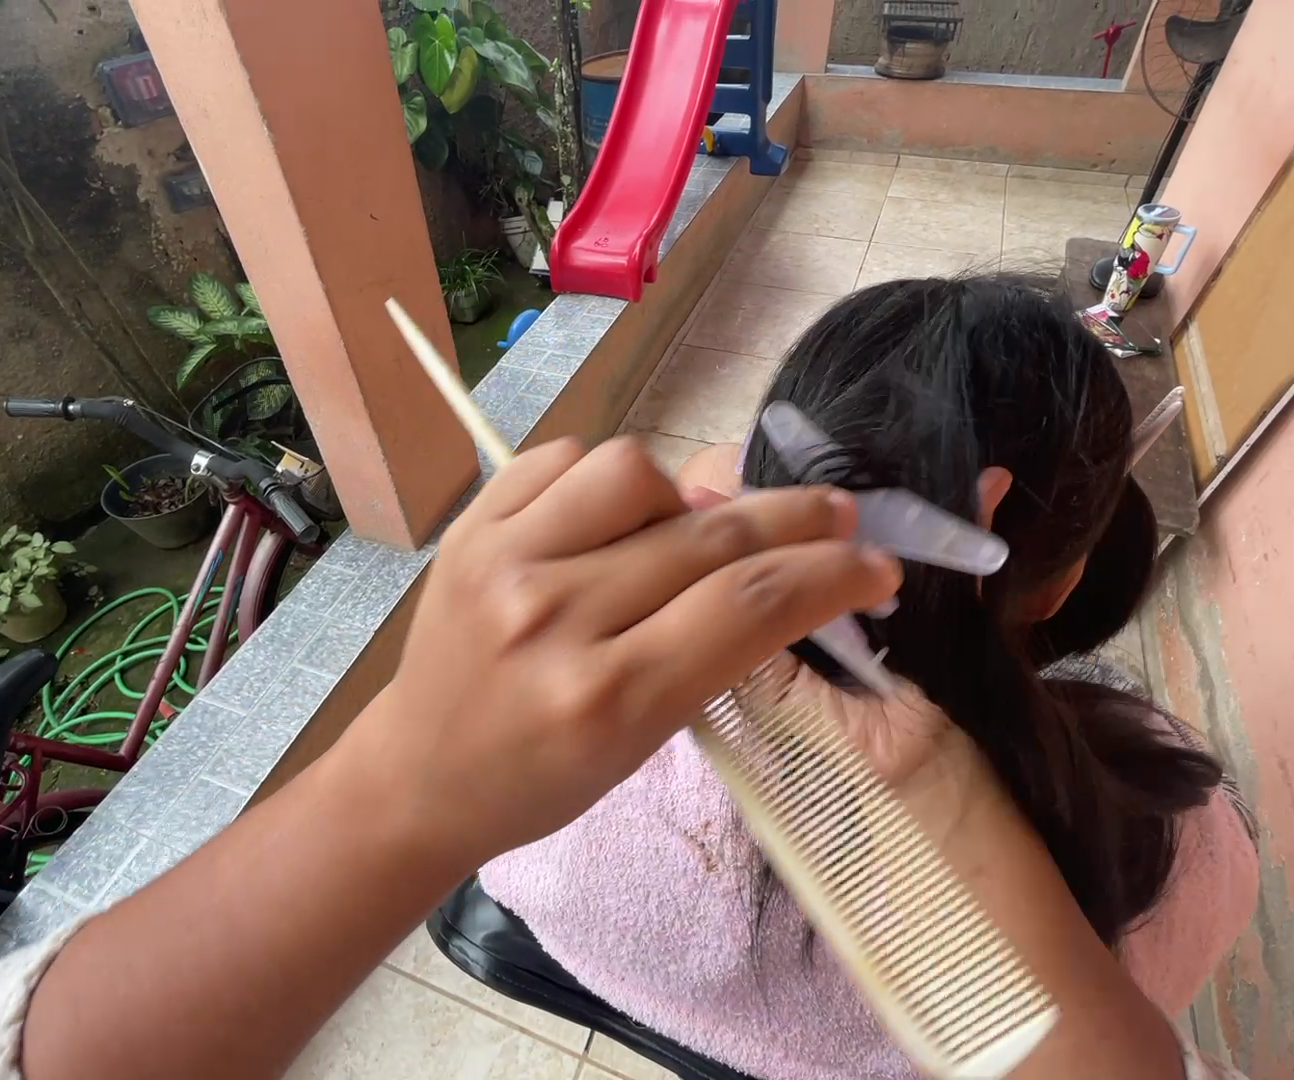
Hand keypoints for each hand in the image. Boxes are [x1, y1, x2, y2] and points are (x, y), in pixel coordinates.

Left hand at [336, 436, 901, 868]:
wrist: (420, 774)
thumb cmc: (542, 777)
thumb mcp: (644, 739)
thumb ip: (708, 643)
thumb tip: (759, 539)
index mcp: (607, 699)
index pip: (745, 606)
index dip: (828, 575)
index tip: (873, 565)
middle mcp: (553, 619)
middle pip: (707, 536)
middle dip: (794, 519)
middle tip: (835, 514)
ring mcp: (502, 563)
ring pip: (636, 472)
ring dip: (683, 496)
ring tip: (681, 532)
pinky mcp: (468, 529)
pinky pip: (562, 457)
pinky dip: (608, 476)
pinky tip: (612, 513)